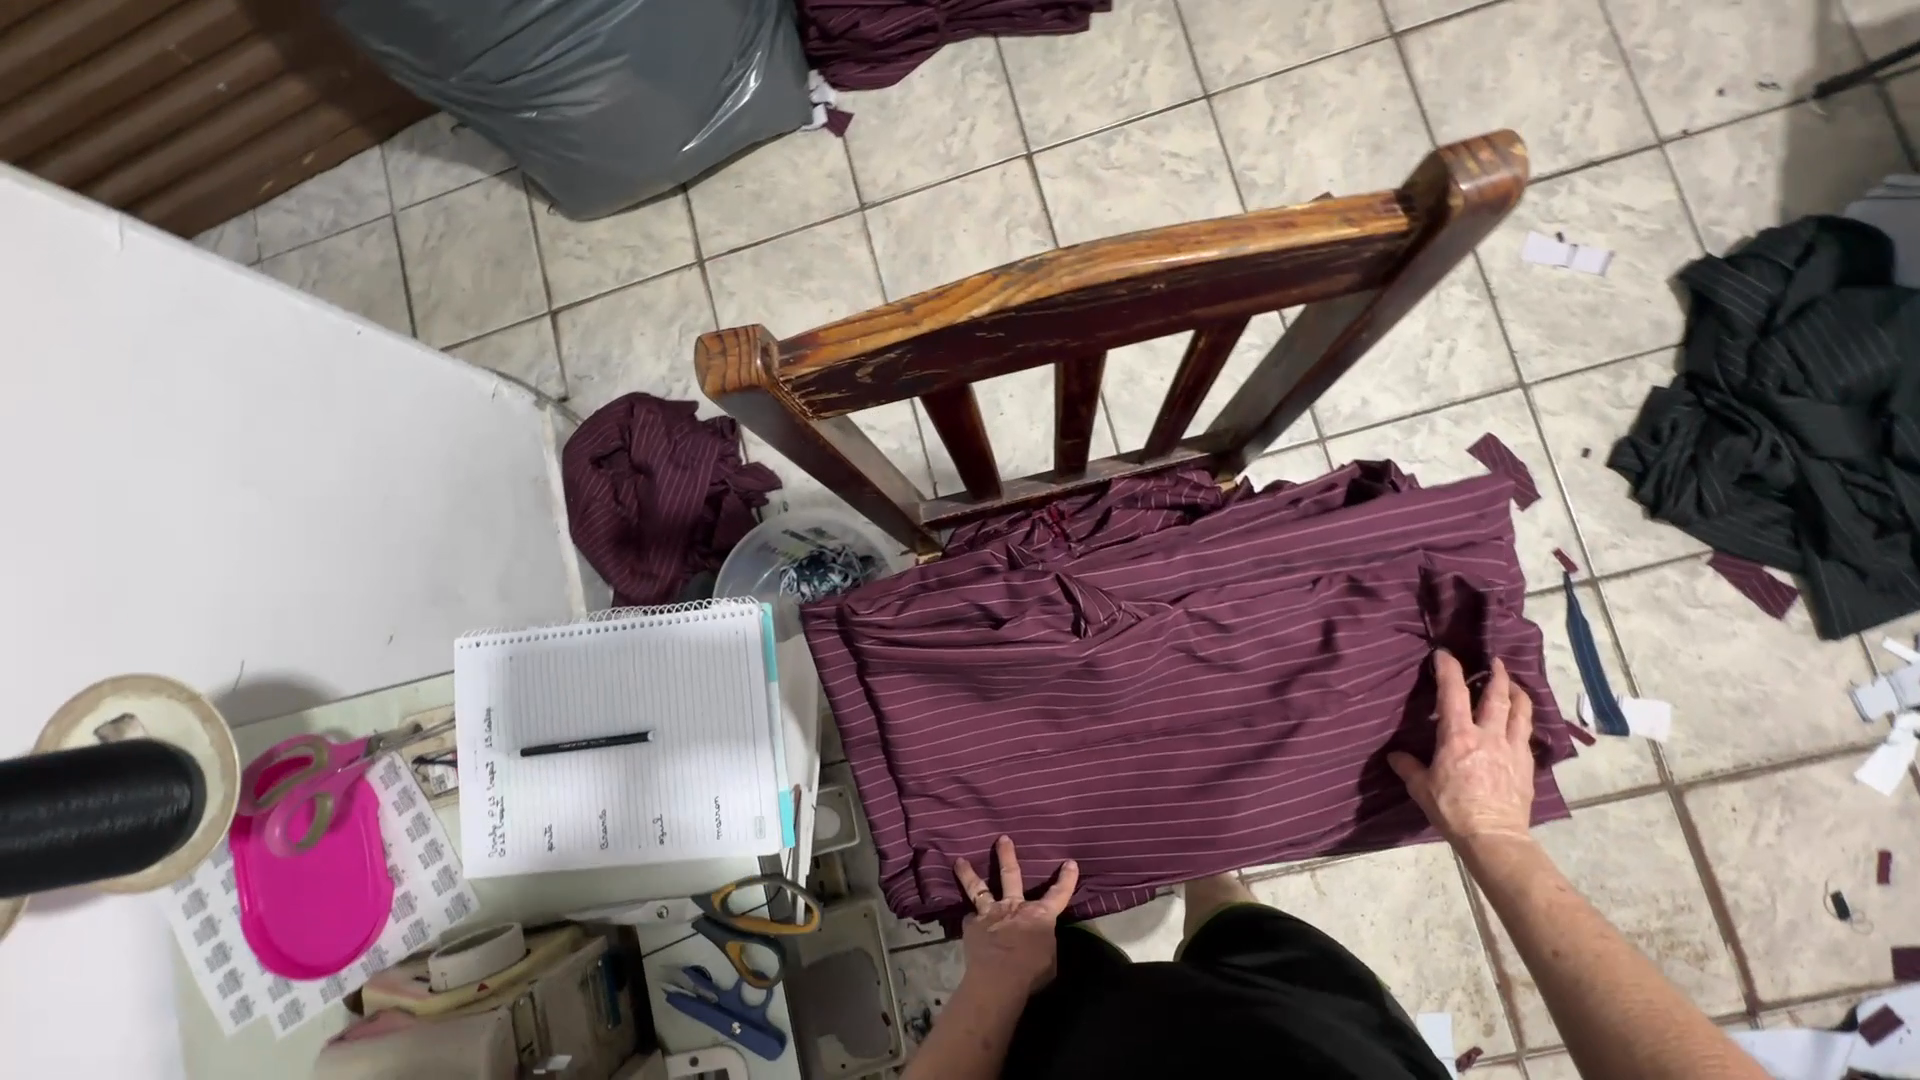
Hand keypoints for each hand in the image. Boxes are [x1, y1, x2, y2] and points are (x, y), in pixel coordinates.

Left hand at [952, 836, 1078, 997]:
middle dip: (1007, 855)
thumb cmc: (1032, 972)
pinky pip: (970, 918)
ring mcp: (990, 912)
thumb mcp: (1050, 960)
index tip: (1070, 862)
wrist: (1000, 977)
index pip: (1059, 894)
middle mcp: (1014, 906)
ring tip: (959, 861)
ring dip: (968, 873)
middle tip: (1002, 838)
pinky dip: (970, 919)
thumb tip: (1039, 939)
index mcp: (1040, 916)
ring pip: (978, 887)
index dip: (1066, 879)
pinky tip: (967, 920)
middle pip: (1011, 875)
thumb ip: (1044, 942)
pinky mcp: (972, 925)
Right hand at [1388, 651, 1537, 850]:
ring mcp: (1512, 749)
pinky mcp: (1526, 765)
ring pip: (1521, 712)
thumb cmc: (1452, 809)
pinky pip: (1527, 735)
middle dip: (1497, 675)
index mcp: (1458, 736)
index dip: (1449, 669)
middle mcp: (1488, 735)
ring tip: (1514, 685)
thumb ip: (1409, 767)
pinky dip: (1524, 721)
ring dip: (1518, 693)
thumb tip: (1397, 757)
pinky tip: (1520, 722)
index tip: (1445, 654)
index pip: (1453, 693)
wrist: (1493, 836)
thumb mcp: (1420, 787)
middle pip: (1497, 696)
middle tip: (1496, 662)